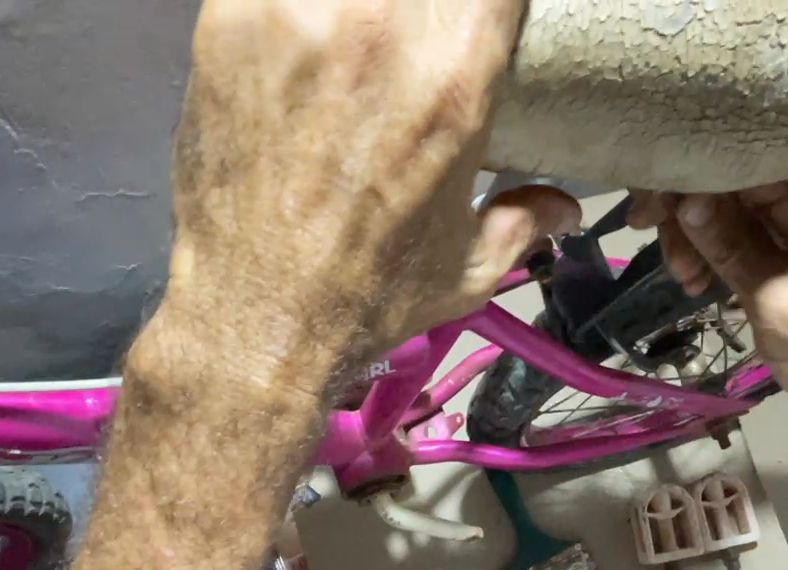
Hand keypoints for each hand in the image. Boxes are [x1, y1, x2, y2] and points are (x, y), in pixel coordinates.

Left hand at [167, 0, 578, 384]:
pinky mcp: (227, 20)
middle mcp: (379, 23)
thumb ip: (521, 222)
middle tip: (410, 50)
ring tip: (351, 63)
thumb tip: (560, 208)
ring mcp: (295, 11)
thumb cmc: (369, 298)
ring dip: (358, 16)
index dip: (485, 6)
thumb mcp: (466, 271)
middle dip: (422, 15)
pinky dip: (297, 14)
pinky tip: (298, 58)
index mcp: (455, 73)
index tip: (474, 26)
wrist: (260, 321)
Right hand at [628, 170, 787, 424]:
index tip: (647, 213)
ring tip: (688, 284)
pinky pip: (749, 231)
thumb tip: (688, 200)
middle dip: (691, 215)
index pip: (749, 161)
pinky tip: (703, 283)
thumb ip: (737, 252)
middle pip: (739, 178)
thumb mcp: (784, 311)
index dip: (692, 178)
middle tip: (670, 265)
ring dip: (700, 239)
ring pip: (737, 206)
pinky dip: (719, 252)